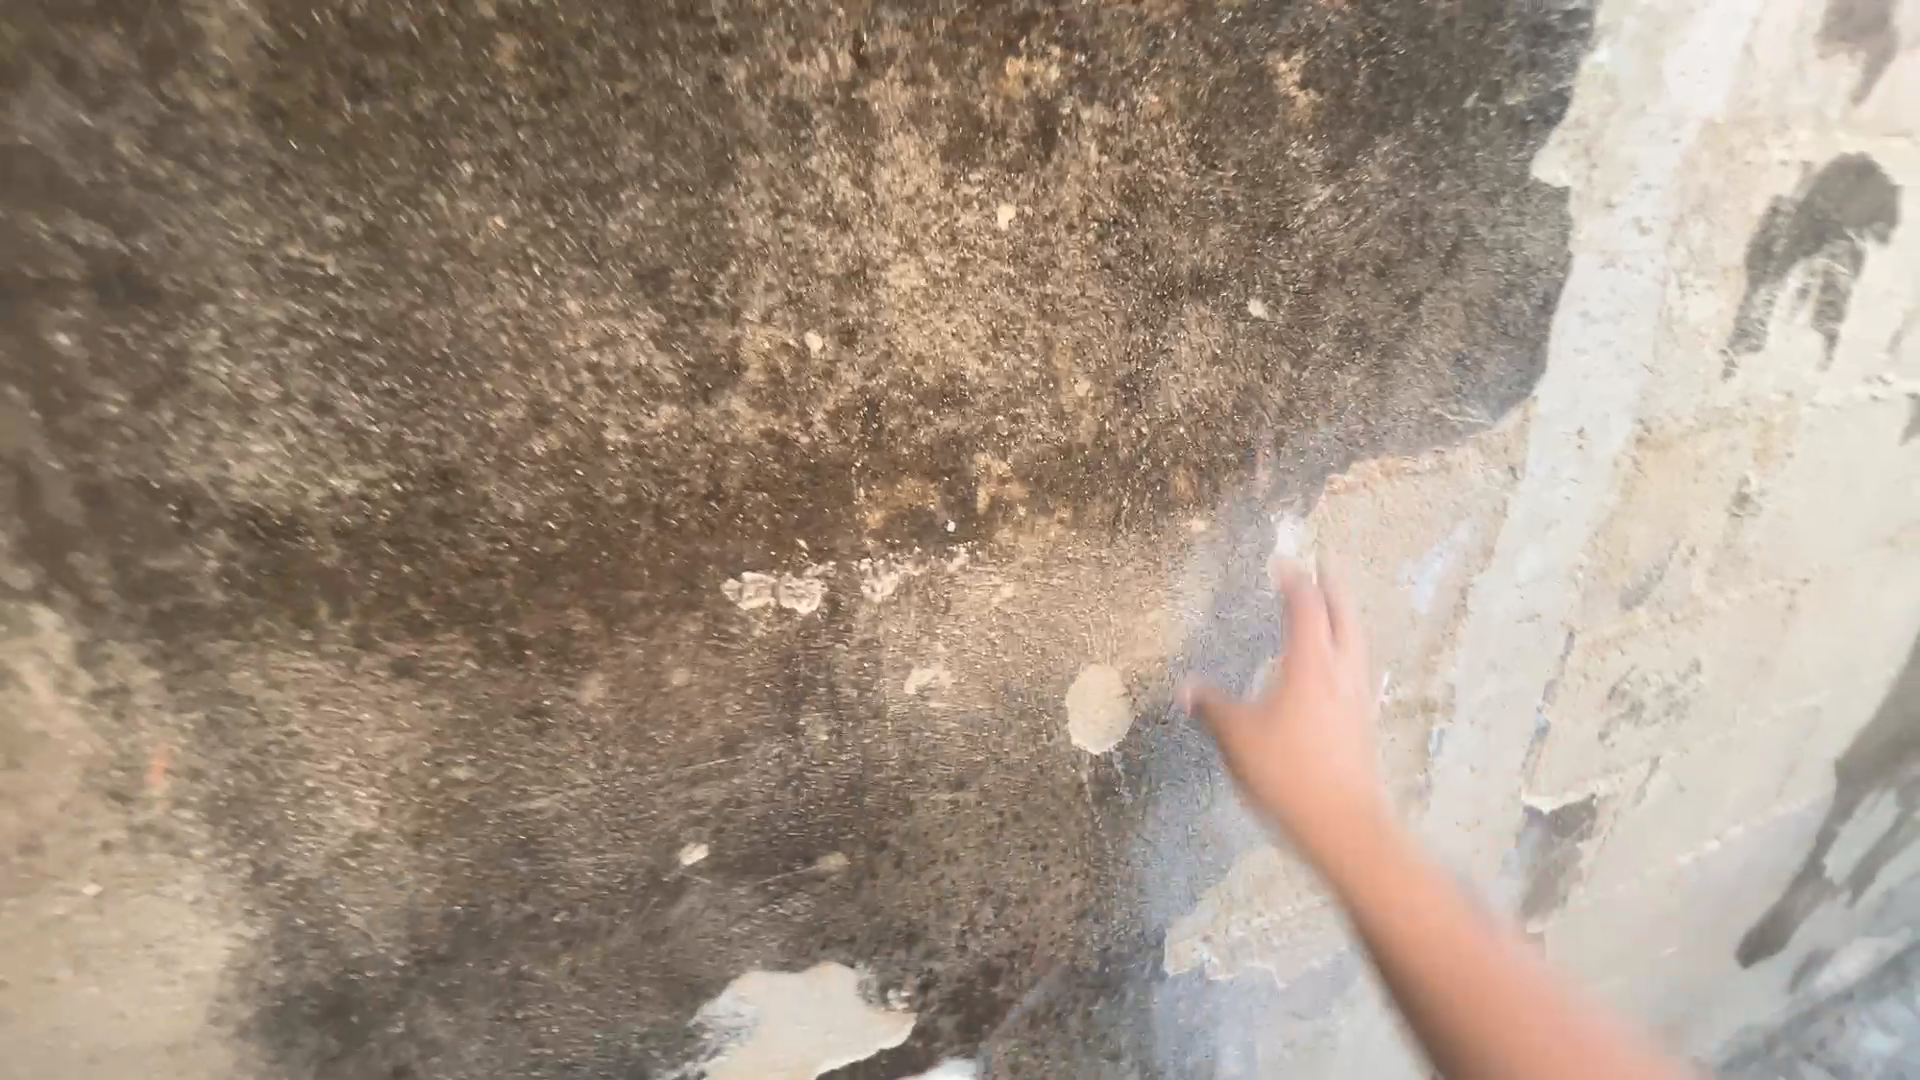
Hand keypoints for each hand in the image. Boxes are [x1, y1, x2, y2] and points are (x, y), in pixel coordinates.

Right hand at [1182, 553, 1390, 867]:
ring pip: (1357, 644)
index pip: (1305, 609)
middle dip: (1333, 589)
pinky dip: (1347, 651)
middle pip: (1344, 618)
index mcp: (1310, 666)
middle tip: (1325, 567)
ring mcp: (1357, 699)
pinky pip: (1357, 669)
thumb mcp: (1236, 737)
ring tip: (1334, 608)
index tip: (1281, 564)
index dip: (1294, 582)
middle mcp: (1340, 674)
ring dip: (1346, 618)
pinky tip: (1336, 667)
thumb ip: (1211, 707)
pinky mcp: (1363, 723)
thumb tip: (1186, 688)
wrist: (1344, 826)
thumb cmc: (1287, 772)